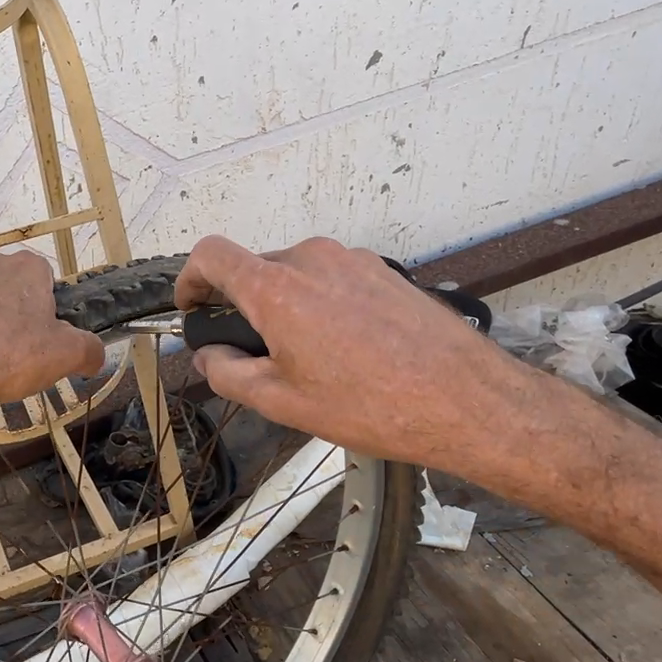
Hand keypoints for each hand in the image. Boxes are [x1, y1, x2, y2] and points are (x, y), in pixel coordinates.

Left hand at [0, 249, 105, 406]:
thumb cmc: (6, 357)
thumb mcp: (66, 356)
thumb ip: (90, 350)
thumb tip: (94, 355)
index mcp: (27, 266)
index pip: (48, 283)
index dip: (50, 314)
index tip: (46, 340)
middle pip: (14, 290)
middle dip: (19, 317)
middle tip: (20, 354)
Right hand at [176, 235, 518, 470]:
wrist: (471, 403)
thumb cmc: (371, 406)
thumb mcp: (282, 403)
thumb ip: (227, 374)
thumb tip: (209, 357)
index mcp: (277, 288)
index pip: (210, 255)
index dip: (190, 279)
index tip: (194, 308)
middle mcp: (311, 260)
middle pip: (253, 268)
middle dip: (242, 304)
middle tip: (256, 353)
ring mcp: (352, 260)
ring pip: (293, 274)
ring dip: (283, 305)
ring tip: (307, 357)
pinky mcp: (383, 271)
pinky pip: (330, 278)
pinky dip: (319, 303)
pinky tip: (344, 348)